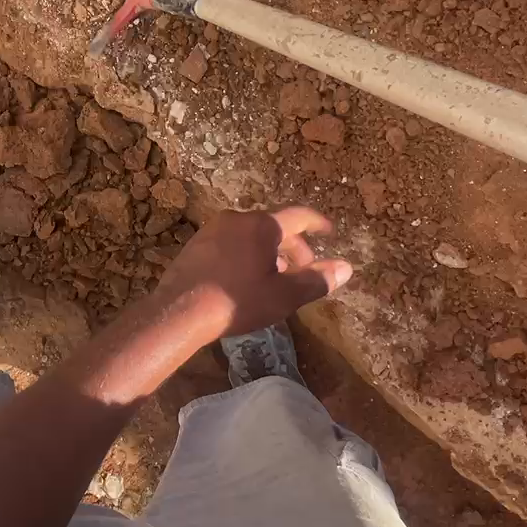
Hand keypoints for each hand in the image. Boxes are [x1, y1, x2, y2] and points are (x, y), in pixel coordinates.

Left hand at [149, 206, 353, 341]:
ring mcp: (212, 229)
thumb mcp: (283, 295)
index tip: (329, 231)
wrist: (181, 310)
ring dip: (269, 252)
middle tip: (303, 271)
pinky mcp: (196, 244)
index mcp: (262, 225)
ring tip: (275, 279)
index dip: (318, 223)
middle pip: (274, 226)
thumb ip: (316, 280)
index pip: (299, 216)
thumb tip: (346, 267)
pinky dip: (246, 254)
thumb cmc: (237, 301)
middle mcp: (237, 218)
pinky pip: (231, 242)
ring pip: (251, 235)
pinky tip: (246, 279)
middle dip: (293, 247)